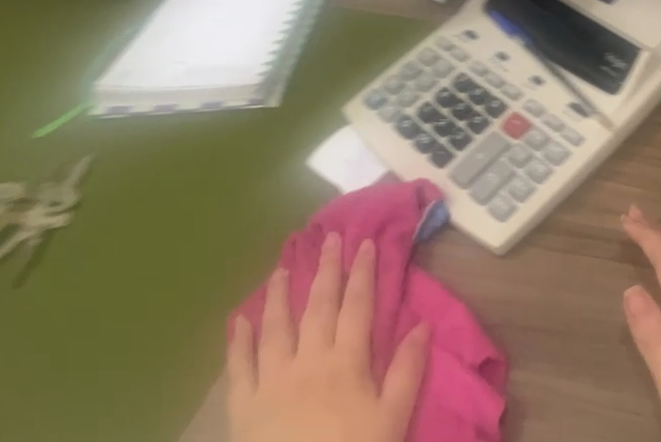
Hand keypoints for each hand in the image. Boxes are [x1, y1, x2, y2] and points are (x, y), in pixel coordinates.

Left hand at [228, 234, 430, 441]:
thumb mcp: (392, 421)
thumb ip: (407, 372)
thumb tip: (422, 325)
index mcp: (346, 362)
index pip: (358, 306)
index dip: (363, 273)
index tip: (365, 243)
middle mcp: (308, 361)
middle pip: (318, 306)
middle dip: (326, 270)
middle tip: (329, 238)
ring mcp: (271, 382)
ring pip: (276, 327)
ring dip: (279, 295)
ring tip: (281, 269)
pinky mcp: (243, 409)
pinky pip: (239, 368)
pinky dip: (238, 342)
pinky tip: (238, 321)